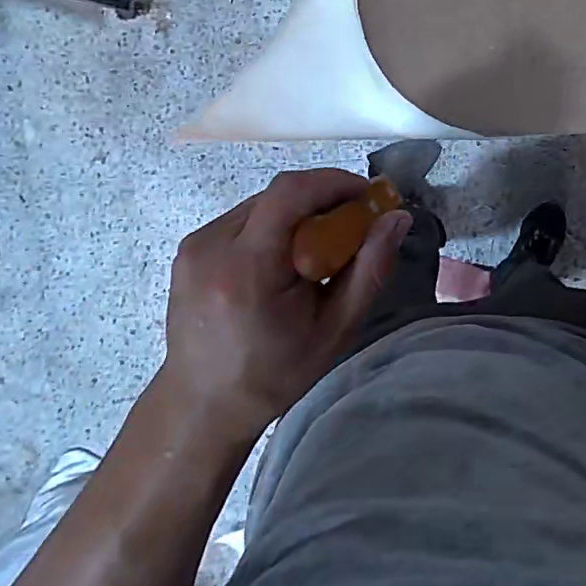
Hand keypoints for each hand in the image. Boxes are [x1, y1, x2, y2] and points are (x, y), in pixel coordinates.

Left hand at [160, 169, 411, 438]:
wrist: (203, 402)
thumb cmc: (274, 375)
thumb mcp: (334, 330)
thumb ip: (369, 271)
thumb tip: (396, 219)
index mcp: (246, 269)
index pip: (290, 193)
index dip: (334, 182)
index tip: (366, 196)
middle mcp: (212, 245)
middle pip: (277, 195)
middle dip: (321, 200)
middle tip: (352, 226)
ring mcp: (194, 245)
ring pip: (260, 204)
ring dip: (297, 214)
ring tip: (319, 250)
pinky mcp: (189, 248)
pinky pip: (242, 220)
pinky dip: (272, 227)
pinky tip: (283, 262)